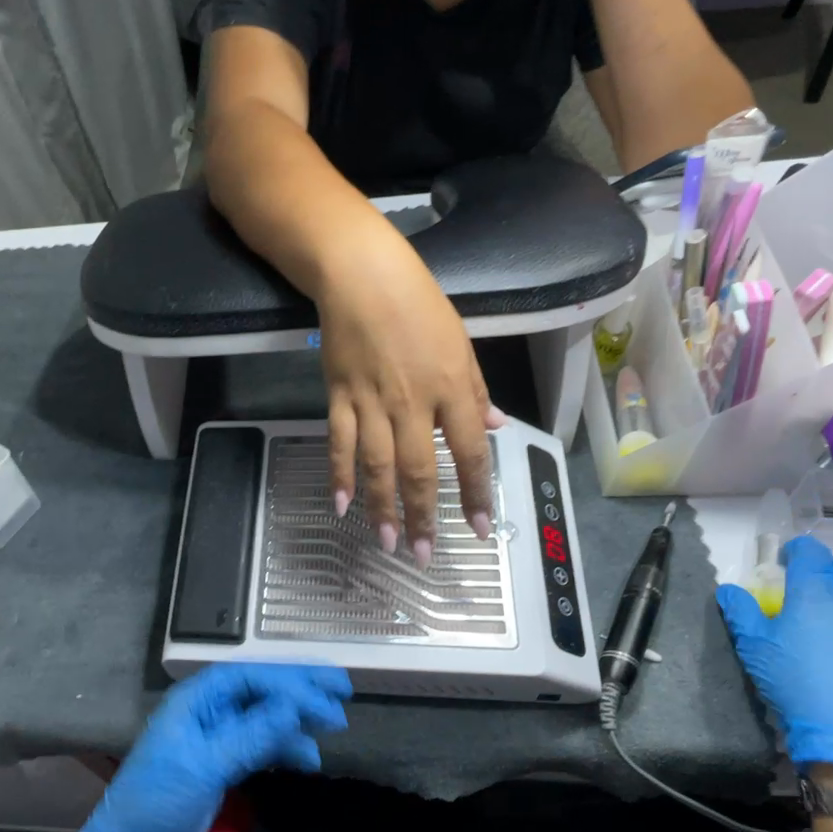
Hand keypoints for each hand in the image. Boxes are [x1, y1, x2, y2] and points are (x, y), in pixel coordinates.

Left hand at [42, 663, 351, 831]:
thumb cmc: (160, 799)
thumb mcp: (206, 765)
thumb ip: (252, 735)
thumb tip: (296, 706)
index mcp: (196, 698)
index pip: (251, 675)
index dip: (291, 679)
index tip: (329, 692)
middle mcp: (208, 709)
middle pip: (262, 688)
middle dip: (301, 690)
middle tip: (343, 692)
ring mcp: (218, 735)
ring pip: (266, 716)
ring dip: (298, 721)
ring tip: (333, 728)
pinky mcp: (225, 762)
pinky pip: (264, 743)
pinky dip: (287, 747)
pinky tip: (309, 758)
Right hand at [317, 265, 503, 567]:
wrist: (362, 276)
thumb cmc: (418, 304)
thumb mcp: (461, 342)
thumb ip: (476, 391)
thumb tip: (494, 430)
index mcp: (451, 388)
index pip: (469, 453)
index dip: (476, 494)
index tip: (481, 529)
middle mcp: (413, 403)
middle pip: (420, 470)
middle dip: (424, 516)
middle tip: (425, 555)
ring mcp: (371, 403)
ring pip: (378, 466)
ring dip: (383, 508)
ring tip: (388, 543)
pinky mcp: (339, 397)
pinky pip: (339, 444)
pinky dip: (340, 476)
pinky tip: (342, 506)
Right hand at [716, 536, 832, 778]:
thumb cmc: (796, 680)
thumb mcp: (755, 646)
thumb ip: (741, 611)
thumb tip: (729, 590)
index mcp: (817, 588)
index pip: (810, 549)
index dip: (795, 552)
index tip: (783, 567)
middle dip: (831, 571)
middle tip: (809, 595)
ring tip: (827, 631)